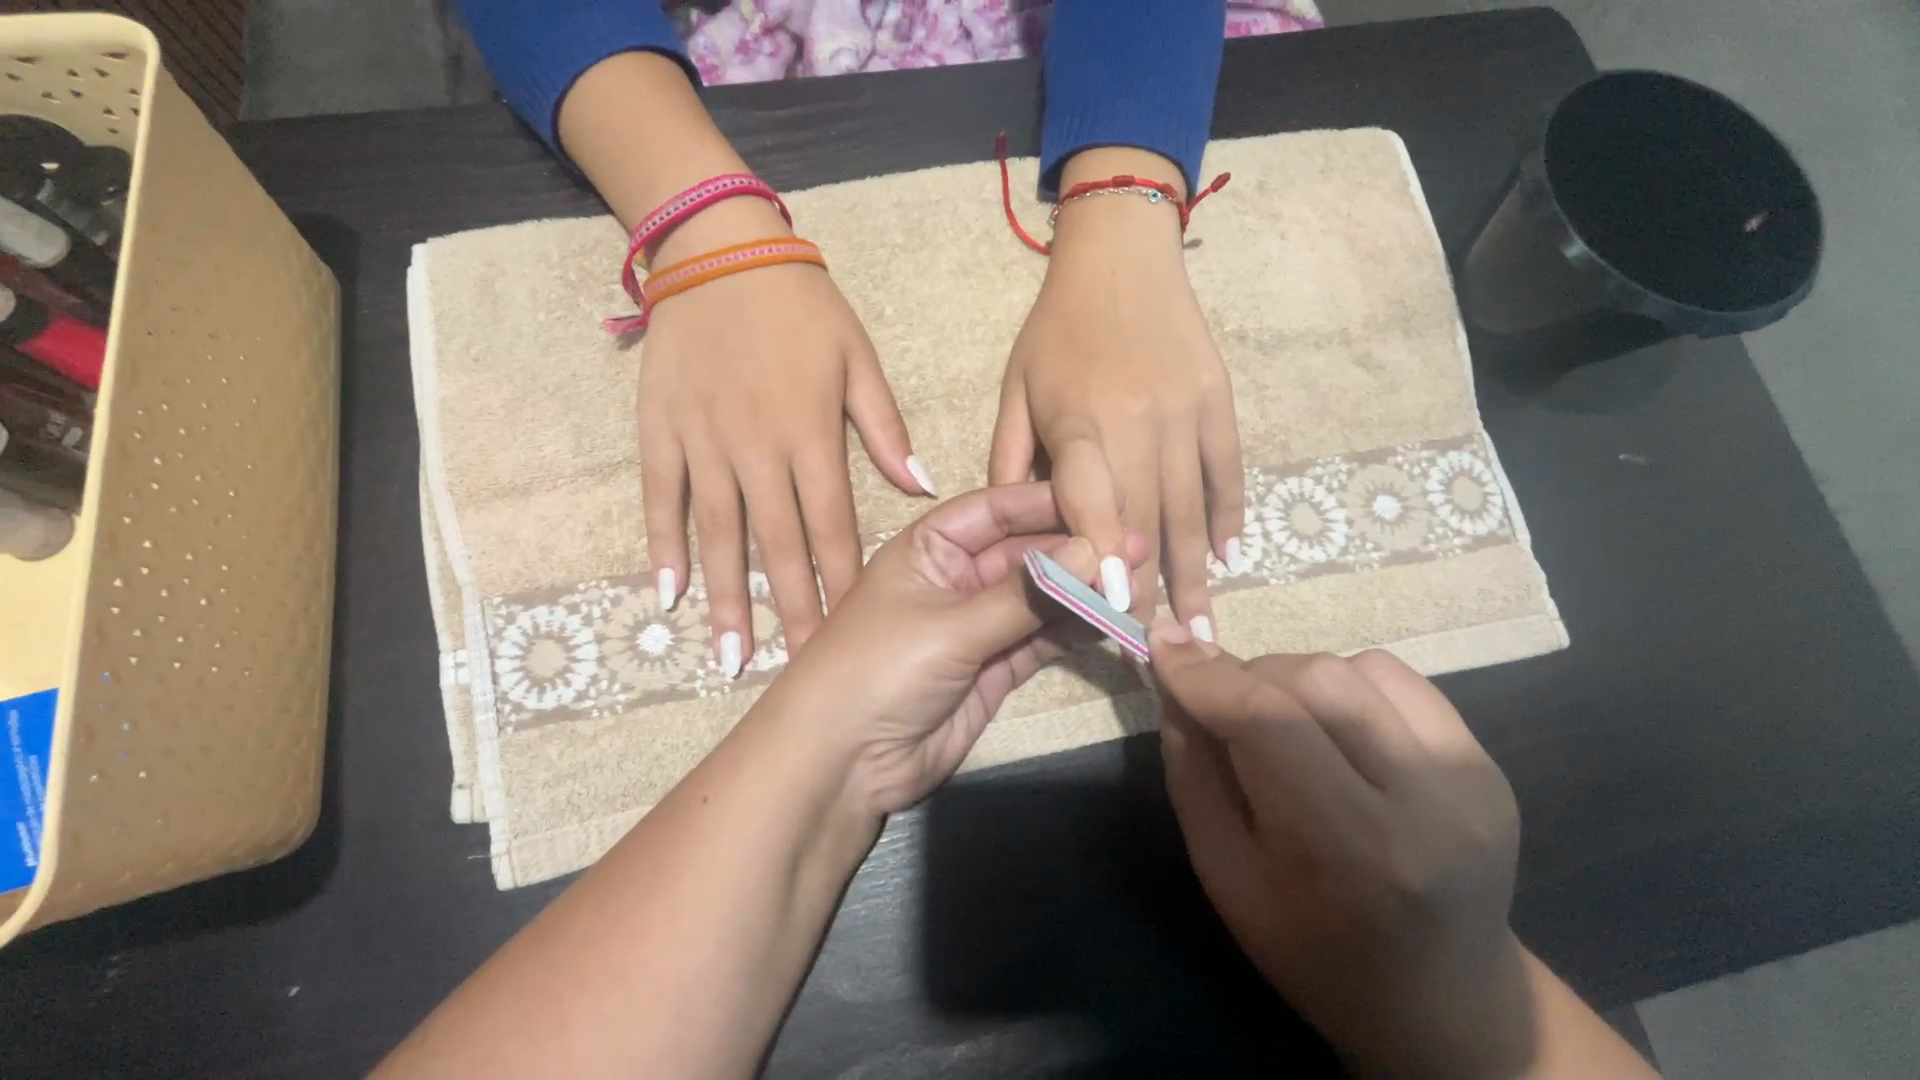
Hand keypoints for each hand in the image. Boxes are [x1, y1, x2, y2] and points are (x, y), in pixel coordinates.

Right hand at [638, 199, 931, 674]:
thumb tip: (923, 487)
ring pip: (719, 535)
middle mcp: (759, 451)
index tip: (852, 633)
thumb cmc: (801, 307)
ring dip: (727, 598)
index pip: (834, 526)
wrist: (719, 252)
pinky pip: (661, 499)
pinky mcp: (660, 433)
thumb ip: (887, 428)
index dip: (843, 582)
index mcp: (813, 436)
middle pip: (779, 546)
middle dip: (791, 611)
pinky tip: (668, 593)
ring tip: (732, 656)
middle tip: (797, 670)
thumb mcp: (858, 358)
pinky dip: (664, 546)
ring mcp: (704, 445)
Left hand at [771, 482, 1148, 813]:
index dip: (1048, 503)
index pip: (997, 509)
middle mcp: (957, 577)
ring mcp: (978, 625)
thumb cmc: (881, 669)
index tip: (1105, 499)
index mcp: (930, 547)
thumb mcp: (950, 625)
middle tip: (1136, 549)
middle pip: (1026, 553)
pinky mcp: (995, 669)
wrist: (842, 762)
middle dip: (1076, 552)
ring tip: (1136, 584)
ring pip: (1040, 598)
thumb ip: (1026, 594)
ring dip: (1083, 593)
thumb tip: (1095, 552)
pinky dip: (1075, 631)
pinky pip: (1042, 639)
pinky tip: (1111, 620)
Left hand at [990, 149, 1243, 638]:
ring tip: (1205, 627)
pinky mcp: (1220, 405)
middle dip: (1152, 589)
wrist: (1123, 256)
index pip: (1090, 499)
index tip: (1112, 612)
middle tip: (1158, 649)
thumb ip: (1011, 458)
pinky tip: (1232, 555)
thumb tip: (1009, 525)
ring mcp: (1186, 416)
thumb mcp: (1016, 389)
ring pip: (1192, 508)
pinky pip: (1228, 471)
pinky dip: (1230, 515)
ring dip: (1198, 571)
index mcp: (1079, 424)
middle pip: (1145, 521)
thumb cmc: (1057, 330)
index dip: (1100, 557)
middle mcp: (1138, 426)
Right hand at [1148, 624, 1533, 1079]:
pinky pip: (1395, 679)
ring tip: (1282, 727)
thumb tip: (1174, 676)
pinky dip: (1345, 682)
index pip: (1268, 721)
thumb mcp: (1223, 873)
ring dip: (1294, 679)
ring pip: (1354, 667)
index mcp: (1350, 846)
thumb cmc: (1311, 949)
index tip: (1160, 644)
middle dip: (1246, 679)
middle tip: (1220, 710)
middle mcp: (1424, 799)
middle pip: (1313, 680)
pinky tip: (1334, 727)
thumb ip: (1193, 769)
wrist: (1439, 997)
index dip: (1206, 676)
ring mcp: (1469, 774)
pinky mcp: (1489, 759)